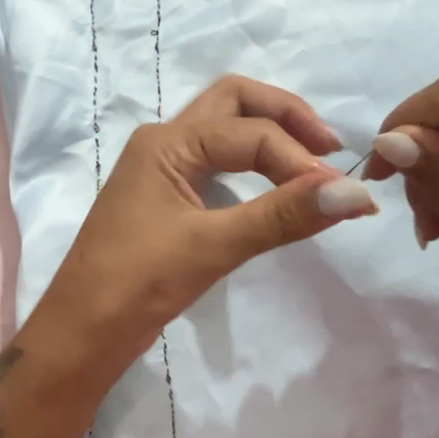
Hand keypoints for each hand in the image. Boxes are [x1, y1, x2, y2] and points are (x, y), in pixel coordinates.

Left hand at [34, 75, 376, 370]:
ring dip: (269, 136)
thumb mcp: (213, 246)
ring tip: (312, 165)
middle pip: (234, 103)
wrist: (83, 334)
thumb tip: (356, 193)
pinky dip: (251, 167)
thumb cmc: (138, 283)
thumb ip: (283, 216)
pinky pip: (216, 165)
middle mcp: (163, 144)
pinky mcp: (166, 203)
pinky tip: (275, 190)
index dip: (301, 160)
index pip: (251, 132)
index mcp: (167, 142)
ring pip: (223, 131)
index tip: (343, 196)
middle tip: (329, 149)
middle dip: (286, 117)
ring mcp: (162, 173)